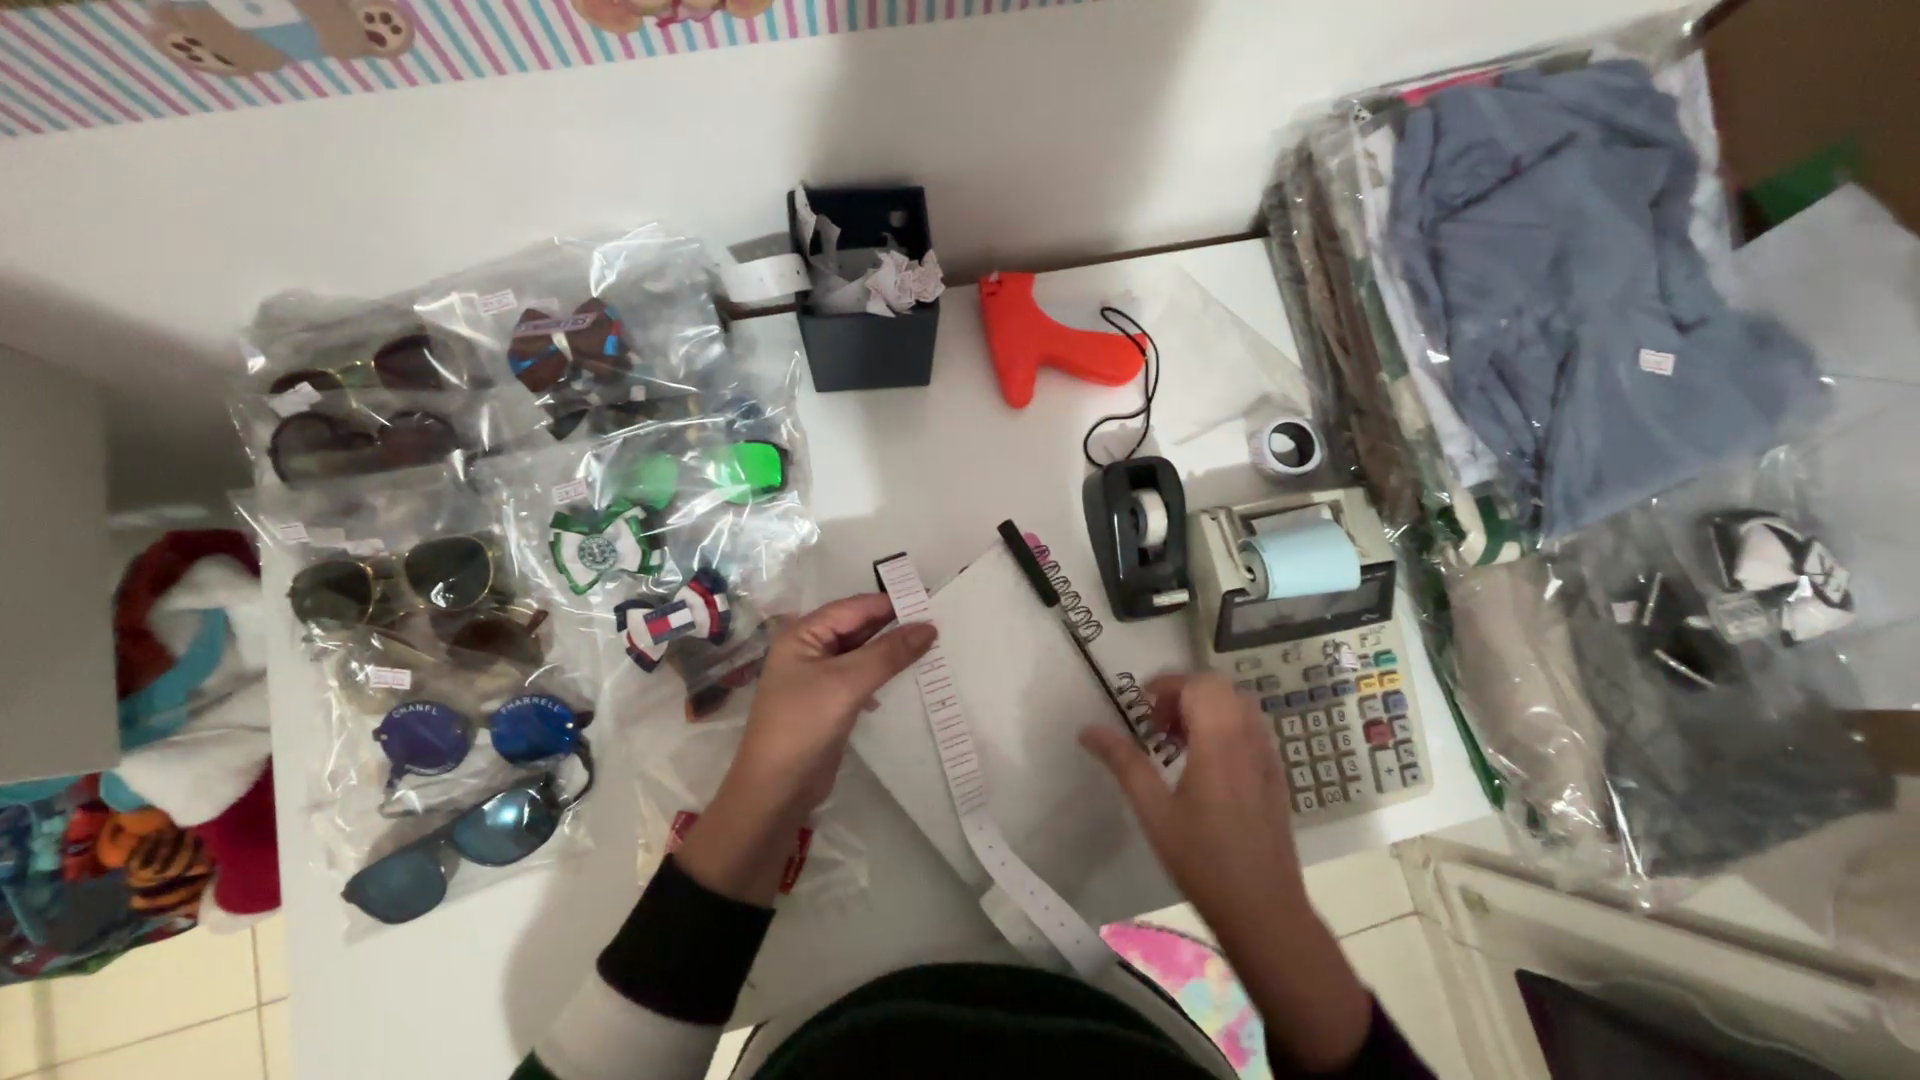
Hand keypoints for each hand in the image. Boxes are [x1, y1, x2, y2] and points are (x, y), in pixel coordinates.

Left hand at [679, 594, 935, 905]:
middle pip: (858, 628)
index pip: (854, 608)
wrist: (776, 788)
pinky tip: (908, 680)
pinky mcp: (830, 702)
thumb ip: (888, 653)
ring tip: (932, 647)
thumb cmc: (804, 724)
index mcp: (803, 634)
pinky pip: (862, 678)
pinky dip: (884, 675)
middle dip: (894, 626)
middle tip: (938, 622)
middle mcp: (809, 649)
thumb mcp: (847, 683)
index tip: (931, 599)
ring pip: (862, 653)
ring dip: (892, 651)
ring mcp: (818, 677)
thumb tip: (929, 627)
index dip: (890, 602)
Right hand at [1081, 673, 1372, 1071]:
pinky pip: (1251, 731)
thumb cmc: (1203, 859)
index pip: (1199, 683)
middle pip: (1220, 689)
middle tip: (1156, 727)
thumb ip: (1123, 761)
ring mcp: (1268, 757)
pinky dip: (1225, 730)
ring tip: (1176, 745)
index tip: (1141, 710)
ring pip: (1239, 707)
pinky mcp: (1275, 776)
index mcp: (1220, 741)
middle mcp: (1250, 739)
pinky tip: (1204, 769)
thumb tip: (1089, 728)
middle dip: (1184, 695)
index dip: (1167, 685)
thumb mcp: (1154, 811)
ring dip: (1206, 711)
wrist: (1263, 908)